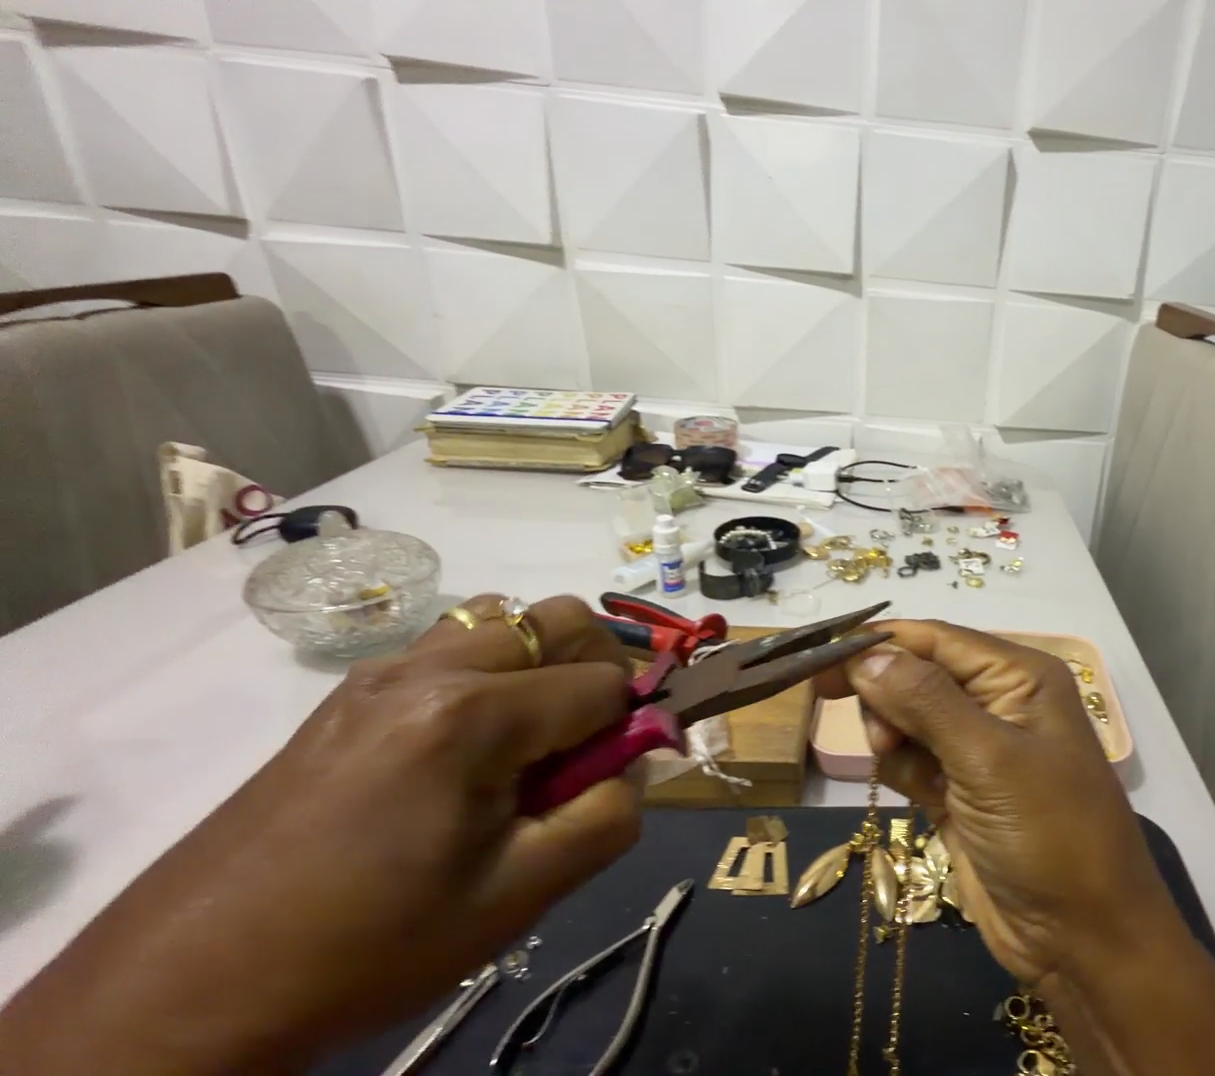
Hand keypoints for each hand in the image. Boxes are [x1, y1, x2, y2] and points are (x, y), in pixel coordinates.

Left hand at [0, 595, 642, 1075]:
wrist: (187, 987)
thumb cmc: (369, 945)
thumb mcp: (516, 897)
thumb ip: (607, 816)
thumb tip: (636, 761)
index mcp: (473, 715)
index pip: (603, 684)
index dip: (629, 727)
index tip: (610, 779)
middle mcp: (430, 668)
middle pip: (562, 618)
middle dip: (599, 668)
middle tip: (586, 744)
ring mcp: (381, 673)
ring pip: (505, 618)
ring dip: (543, 662)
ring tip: (527, 739)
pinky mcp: (349, 693)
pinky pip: (450, 643)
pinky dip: (490, 669)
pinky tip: (468, 745)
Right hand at [813, 621, 1185, 987]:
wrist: (1081, 938)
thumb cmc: (1049, 834)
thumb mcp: (988, 759)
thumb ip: (925, 700)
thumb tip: (864, 654)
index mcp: (1019, 676)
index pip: (936, 639)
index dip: (878, 644)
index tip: (820, 658)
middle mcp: (998, 701)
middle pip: (915, 674)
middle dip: (887, 698)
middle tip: (881, 737)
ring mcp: (977, 749)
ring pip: (906, 718)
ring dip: (894, 739)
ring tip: (911, 774)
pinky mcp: (958, 790)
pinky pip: (910, 759)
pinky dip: (903, 771)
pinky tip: (923, 798)